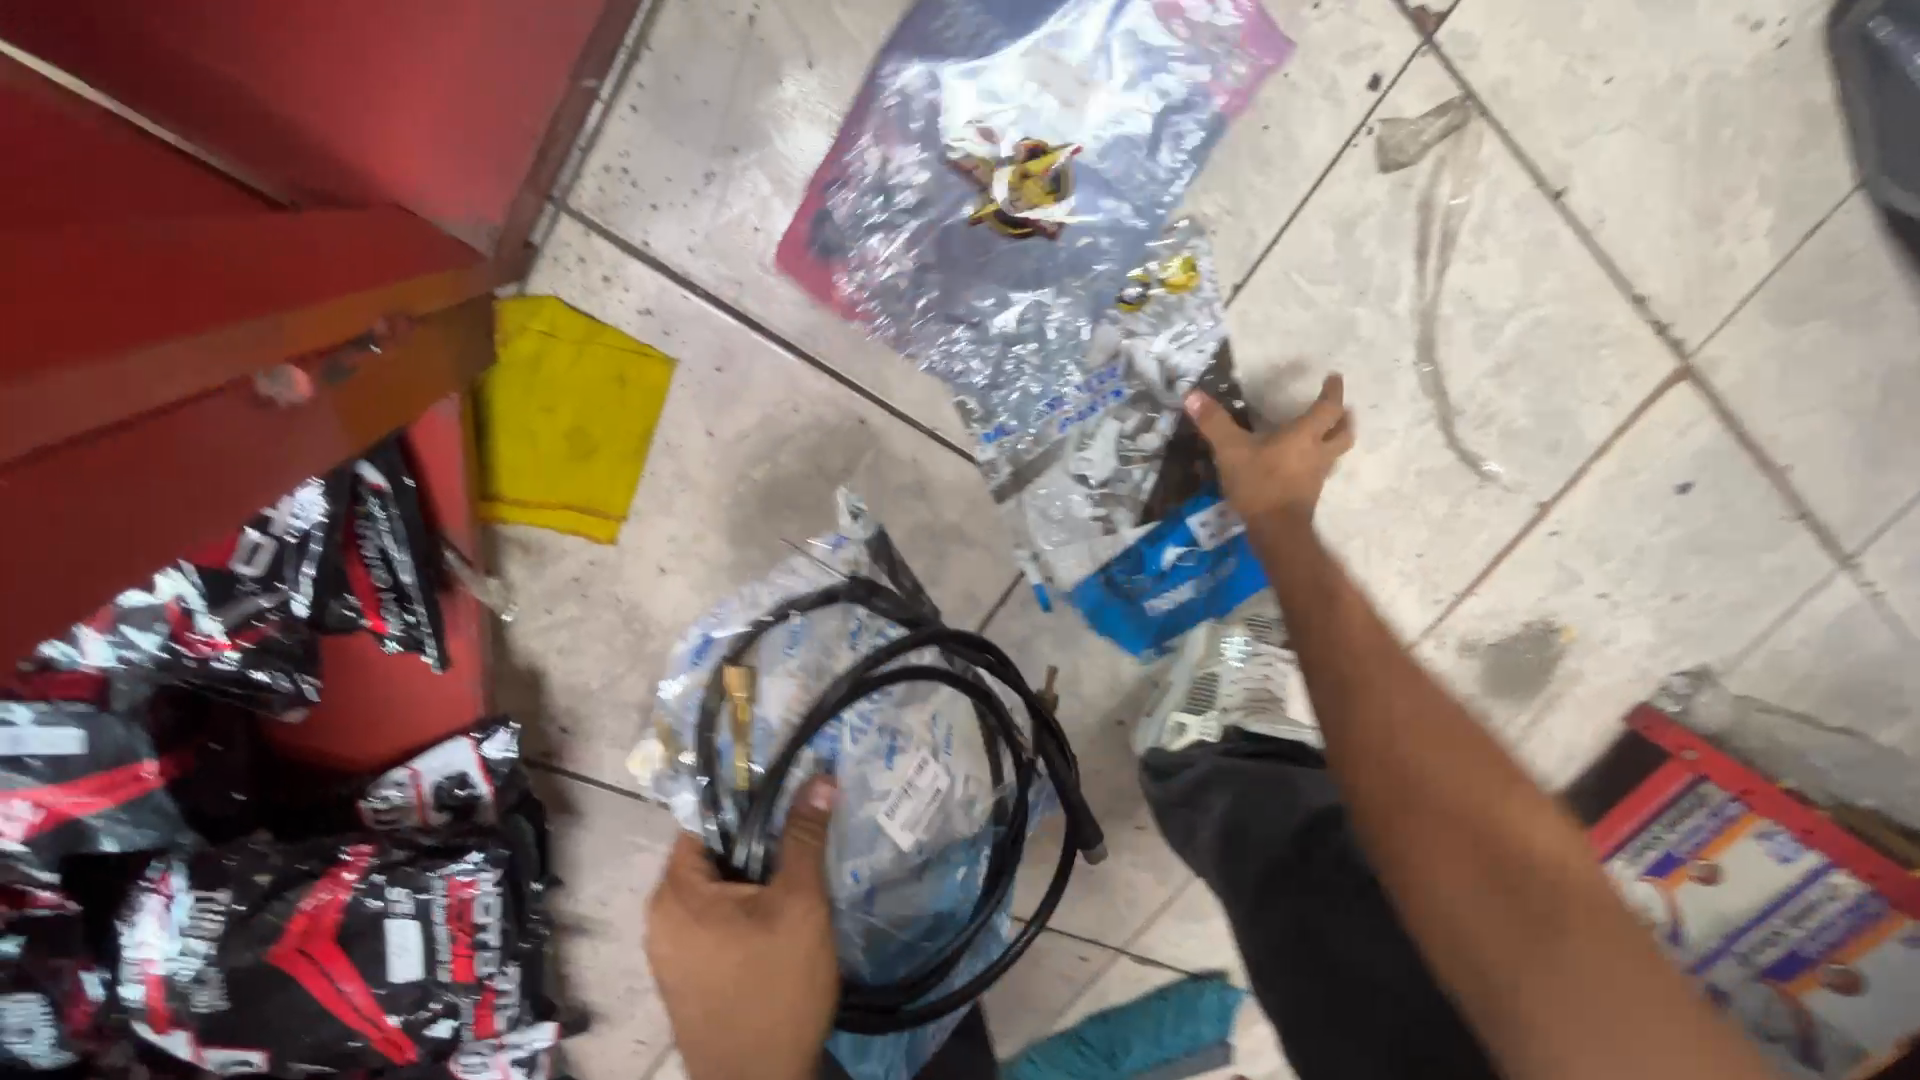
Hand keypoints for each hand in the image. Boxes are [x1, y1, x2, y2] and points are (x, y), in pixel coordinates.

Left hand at [645, 777, 839, 1079]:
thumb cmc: (776, 988)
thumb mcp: (800, 904)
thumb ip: (804, 838)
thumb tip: (820, 779)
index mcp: (675, 892)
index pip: (704, 820)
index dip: (747, 801)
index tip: (788, 795)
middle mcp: (659, 916)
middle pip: (710, 854)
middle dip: (756, 844)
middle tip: (801, 839)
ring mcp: (669, 950)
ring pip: (715, 889)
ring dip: (753, 878)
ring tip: (797, 875)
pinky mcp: (684, 976)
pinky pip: (712, 921)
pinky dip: (742, 910)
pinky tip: (779, 919)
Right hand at [1185, 374, 1354, 526]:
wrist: (1275, 530)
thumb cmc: (1258, 484)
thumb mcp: (1230, 450)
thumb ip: (1213, 423)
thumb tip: (1192, 394)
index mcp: (1304, 435)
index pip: (1328, 407)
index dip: (1333, 391)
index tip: (1333, 377)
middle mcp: (1318, 452)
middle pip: (1344, 432)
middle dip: (1344, 418)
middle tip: (1339, 409)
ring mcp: (1317, 475)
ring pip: (1336, 453)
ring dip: (1334, 440)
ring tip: (1324, 434)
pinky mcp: (1309, 494)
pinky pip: (1320, 471)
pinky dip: (1317, 462)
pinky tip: (1302, 464)